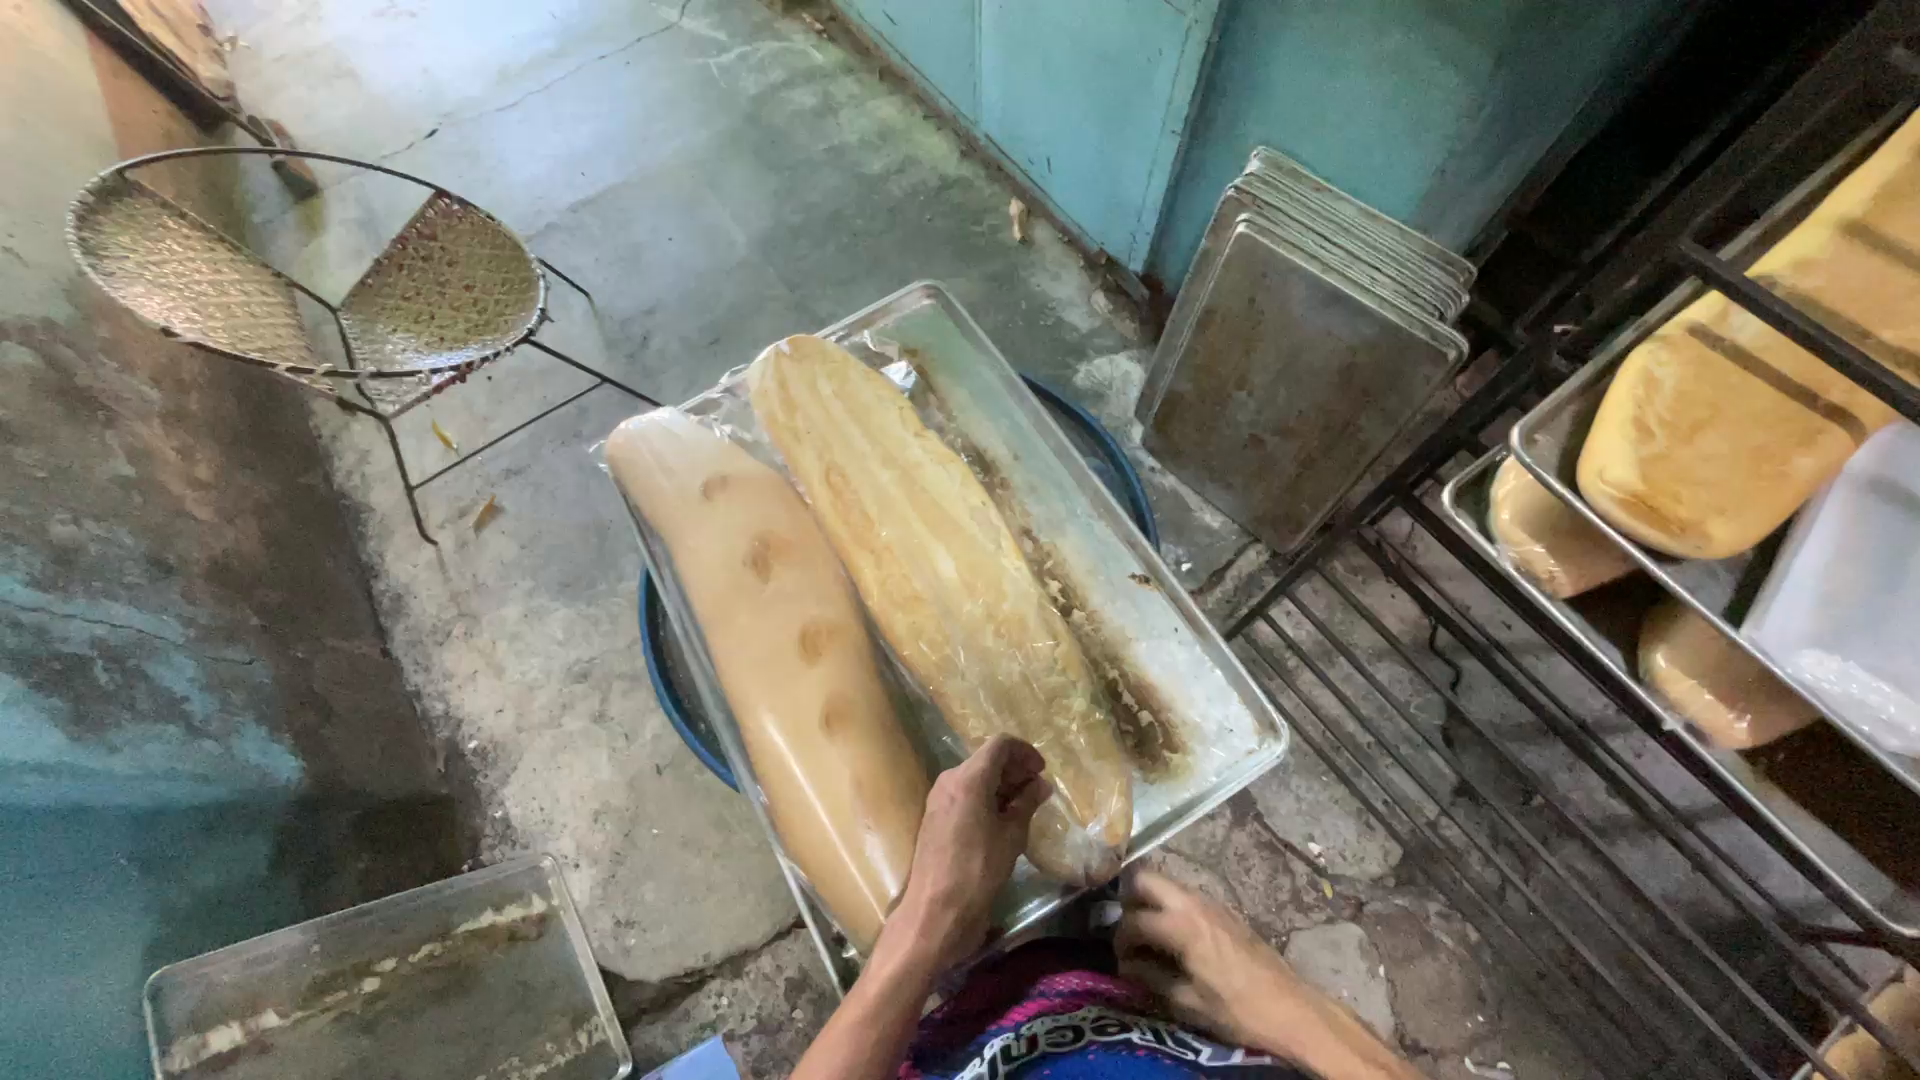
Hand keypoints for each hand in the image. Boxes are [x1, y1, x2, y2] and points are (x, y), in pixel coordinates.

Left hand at [882, 736, 1052, 971]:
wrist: (936, 911)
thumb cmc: (978, 871)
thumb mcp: (1011, 836)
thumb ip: (1027, 804)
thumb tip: (1041, 785)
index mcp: (968, 778)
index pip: (1000, 744)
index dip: (1025, 752)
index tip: (1041, 771)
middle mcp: (950, 779)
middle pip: (986, 759)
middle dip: (1014, 769)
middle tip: (1037, 791)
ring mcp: (938, 797)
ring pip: (975, 776)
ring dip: (1001, 784)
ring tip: (1023, 807)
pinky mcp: (935, 816)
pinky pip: (964, 794)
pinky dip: (985, 797)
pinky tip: (1001, 819)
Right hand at [1116, 870, 1416, 1078]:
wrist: (1291, 1009)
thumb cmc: (1238, 1010)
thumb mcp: (1189, 1002)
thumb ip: (1151, 978)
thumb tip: (1127, 966)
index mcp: (1181, 925)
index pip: (1133, 920)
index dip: (1120, 939)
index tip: (1120, 959)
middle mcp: (1192, 902)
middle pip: (1144, 878)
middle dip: (1128, 899)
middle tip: (1128, 929)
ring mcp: (1210, 901)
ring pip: (1166, 883)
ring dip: (1150, 901)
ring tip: (1149, 933)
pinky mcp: (1223, 908)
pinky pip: (1184, 894)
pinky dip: (1170, 906)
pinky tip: (1174, 936)